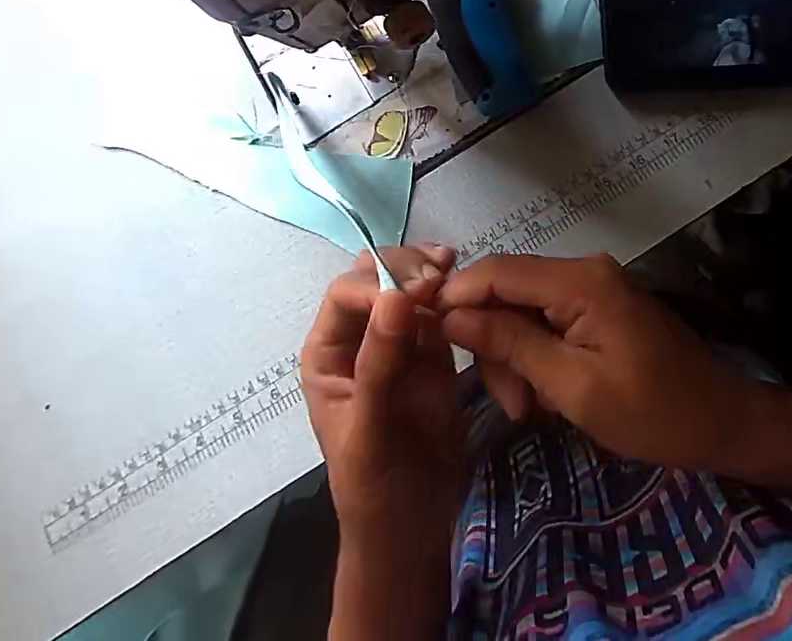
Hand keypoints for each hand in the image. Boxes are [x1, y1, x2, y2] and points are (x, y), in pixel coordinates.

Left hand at [301, 245, 464, 548]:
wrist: (413, 526)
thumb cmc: (373, 486)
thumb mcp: (369, 428)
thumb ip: (380, 362)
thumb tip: (397, 295)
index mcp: (328, 352)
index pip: (346, 294)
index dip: (380, 282)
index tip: (420, 289)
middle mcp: (359, 337)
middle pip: (376, 278)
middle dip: (406, 268)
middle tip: (443, 270)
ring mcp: (397, 342)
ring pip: (408, 287)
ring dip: (429, 271)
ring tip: (454, 266)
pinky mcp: (431, 352)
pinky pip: (437, 311)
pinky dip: (450, 295)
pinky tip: (463, 288)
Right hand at [438, 254, 759, 472]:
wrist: (721, 422)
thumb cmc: (651, 411)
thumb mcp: (572, 386)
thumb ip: (510, 344)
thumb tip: (451, 314)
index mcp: (579, 280)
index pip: (498, 270)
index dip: (456, 295)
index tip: (427, 331)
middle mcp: (583, 269)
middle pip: (509, 290)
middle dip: (494, 342)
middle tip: (508, 402)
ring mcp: (592, 285)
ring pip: (525, 309)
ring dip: (516, 355)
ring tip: (531, 408)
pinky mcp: (597, 304)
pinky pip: (548, 319)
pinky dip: (537, 353)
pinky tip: (547, 393)